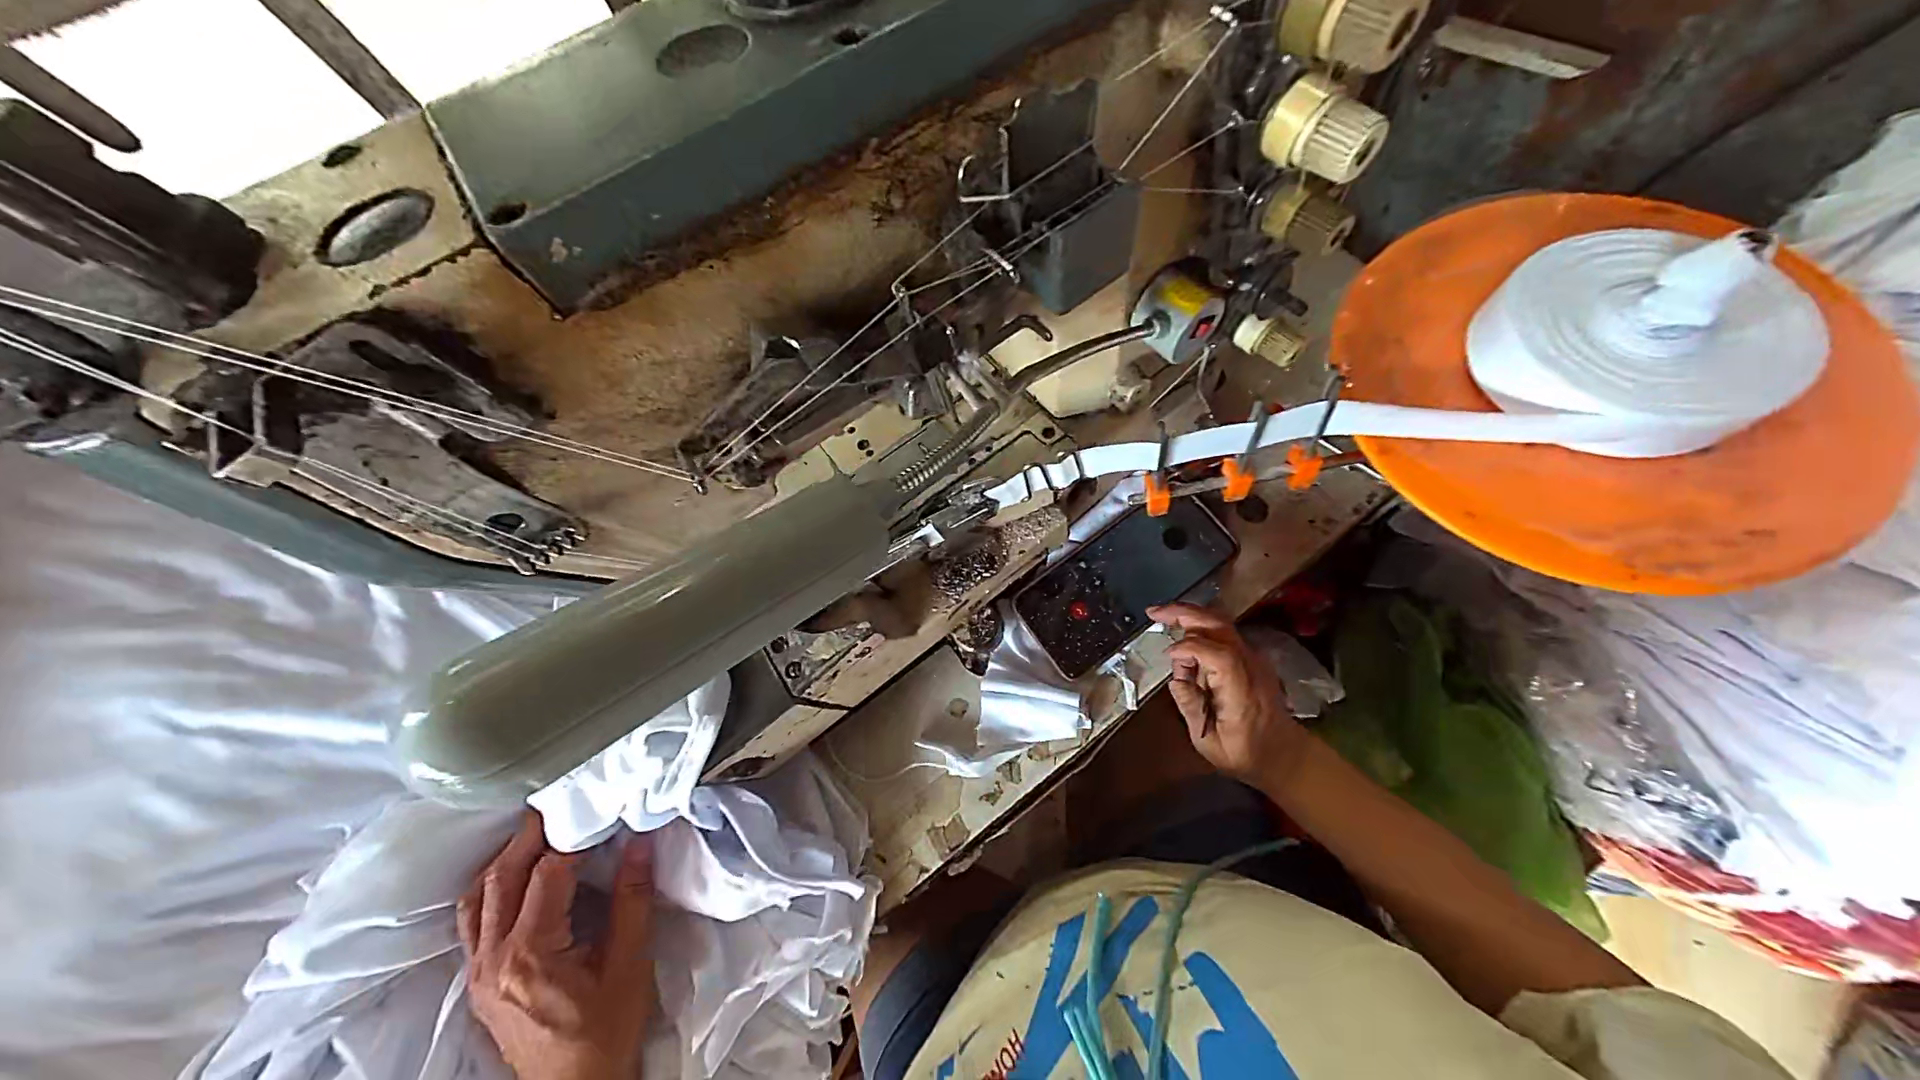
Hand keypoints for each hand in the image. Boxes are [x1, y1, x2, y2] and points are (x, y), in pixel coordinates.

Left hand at [459, 814, 656, 1079]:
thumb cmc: (607, 1030)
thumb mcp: (630, 964)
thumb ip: (633, 900)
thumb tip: (642, 843)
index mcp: (531, 954)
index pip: (548, 875)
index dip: (572, 838)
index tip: (595, 812)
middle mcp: (493, 960)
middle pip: (503, 878)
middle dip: (530, 836)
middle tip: (558, 806)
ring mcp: (479, 973)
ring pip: (478, 897)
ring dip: (506, 859)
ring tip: (537, 833)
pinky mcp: (479, 981)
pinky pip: (473, 920)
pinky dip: (492, 888)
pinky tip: (516, 877)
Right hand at [1149, 603, 1311, 789]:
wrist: (1284, 753)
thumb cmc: (1244, 754)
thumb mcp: (1209, 742)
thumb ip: (1190, 706)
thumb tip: (1176, 677)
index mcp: (1241, 690)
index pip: (1217, 654)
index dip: (1188, 648)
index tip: (1168, 657)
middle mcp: (1251, 666)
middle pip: (1219, 626)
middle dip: (1184, 613)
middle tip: (1153, 612)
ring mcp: (1254, 658)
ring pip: (1221, 623)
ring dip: (1190, 616)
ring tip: (1162, 616)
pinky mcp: (1251, 657)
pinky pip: (1223, 632)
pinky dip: (1199, 626)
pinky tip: (1181, 632)